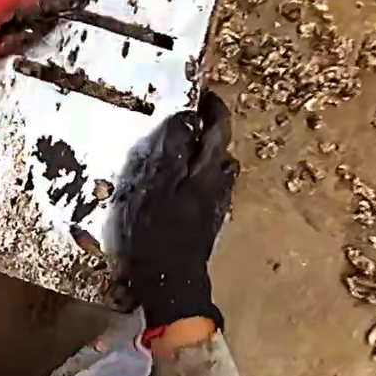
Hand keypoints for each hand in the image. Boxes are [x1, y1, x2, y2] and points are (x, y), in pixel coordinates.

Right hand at [120, 89, 238, 333]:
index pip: (219, 131)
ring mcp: (214, 205)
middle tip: (183, 120)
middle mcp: (217, 186)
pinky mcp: (206, 219)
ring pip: (216, 169)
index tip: (203, 93)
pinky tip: (176, 181)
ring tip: (178, 148)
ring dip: (202, 153)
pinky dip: (196, 174)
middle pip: (220, 150)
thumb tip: (187, 119)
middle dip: (208, 132)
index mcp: (205, 174)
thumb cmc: (157, 235)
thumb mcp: (155, 190)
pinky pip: (207, 186)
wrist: (170, 281)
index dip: (214, 110)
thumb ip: (173, 155)